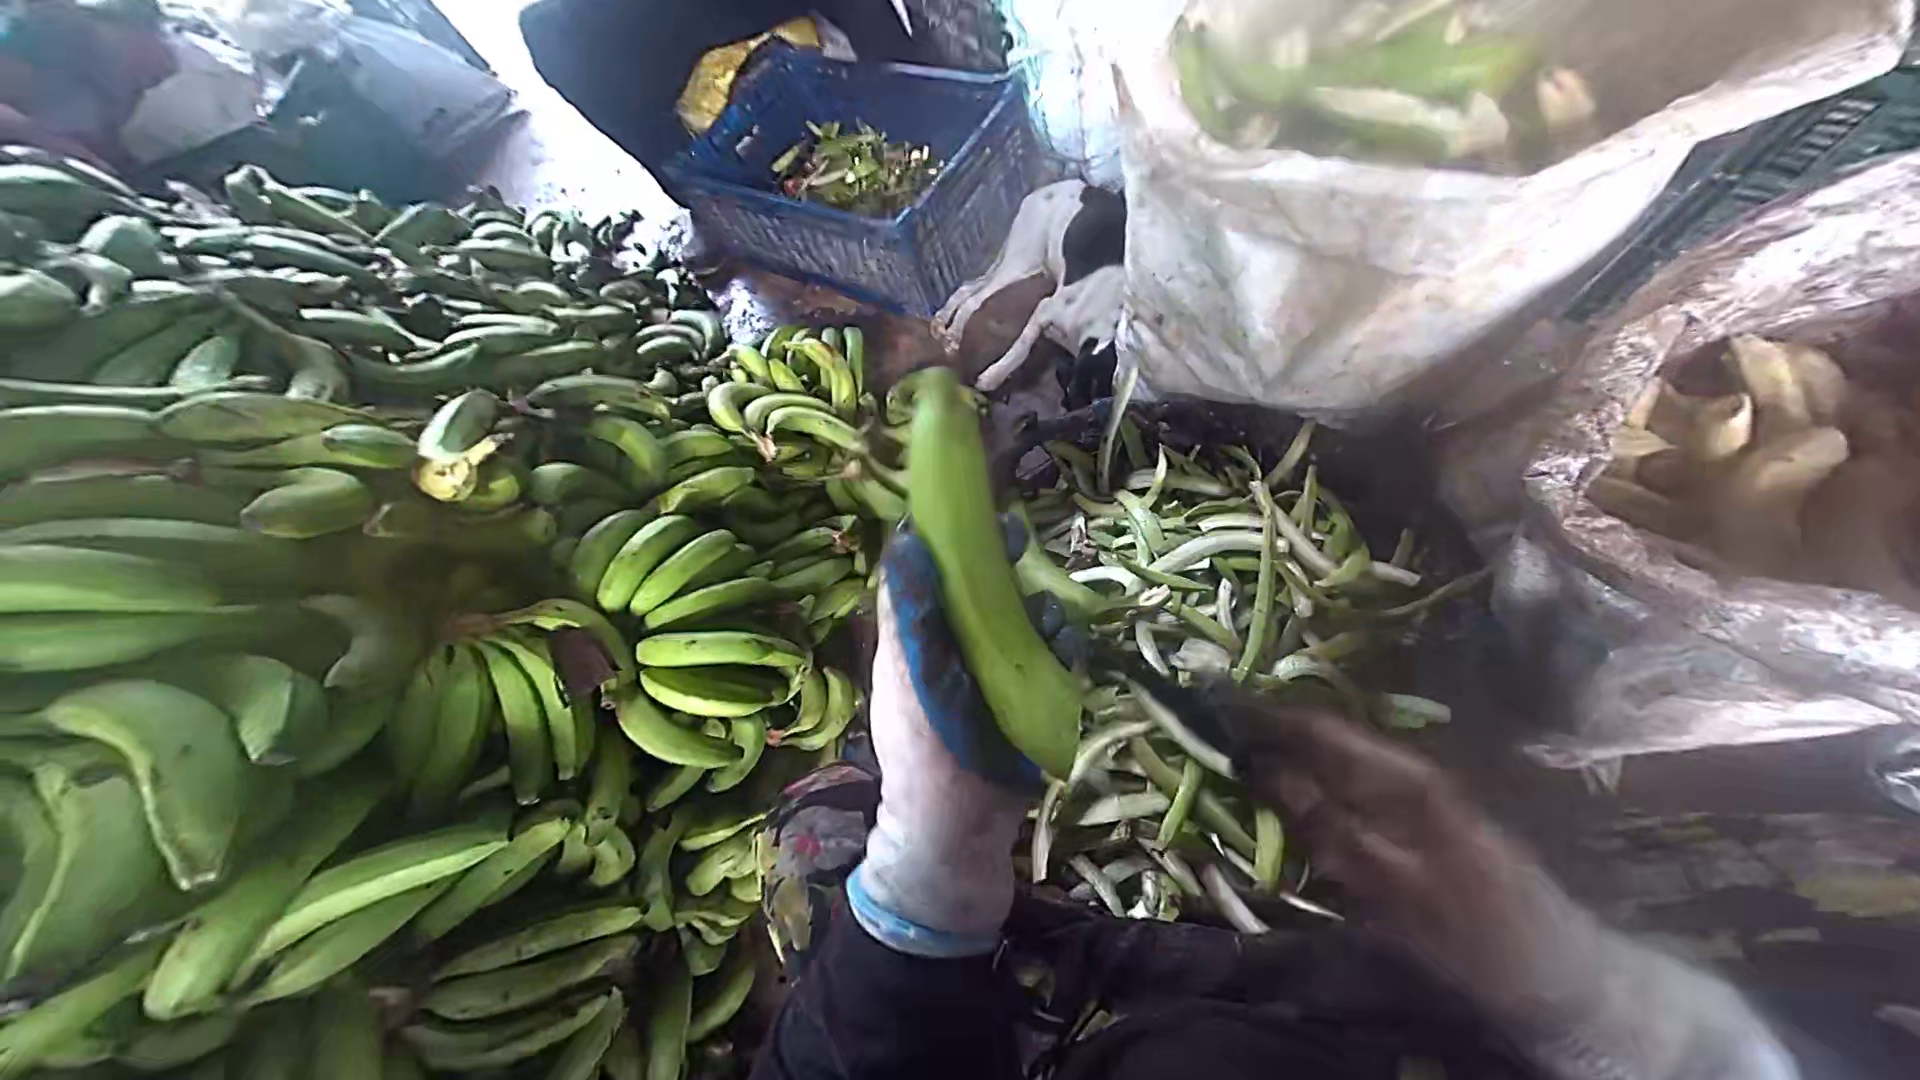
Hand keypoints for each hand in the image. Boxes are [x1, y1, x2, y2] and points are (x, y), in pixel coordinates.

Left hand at [852, 517, 1076, 956]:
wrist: (956, 826)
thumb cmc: (920, 747)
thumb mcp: (907, 676)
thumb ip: (907, 613)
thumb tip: (904, 542)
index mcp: (922, 635)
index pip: (934, 572)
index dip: (949, 538)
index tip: (966, 510)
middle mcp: (960, 642)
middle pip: (983, 586)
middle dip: (1000, 560)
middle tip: (1015, 536)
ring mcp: (997, 666)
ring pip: (1022, 614)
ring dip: (1037, 601)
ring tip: (1046, 607)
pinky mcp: (1030, 690)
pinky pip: (1052, 653)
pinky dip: (1061, 640)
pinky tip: (1064, 639)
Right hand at [1217, 695, 1600, 1020]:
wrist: (1563, 972)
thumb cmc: (1478, 933)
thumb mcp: (1393, 888)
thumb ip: (1325, 826)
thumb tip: (1260, 770)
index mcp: (1402, 778)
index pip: (1317, 728)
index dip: (1263, 713)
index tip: (1212, 702)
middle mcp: (1401, 767)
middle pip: (1318, 733)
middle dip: (1262, 724)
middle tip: (1207, 720)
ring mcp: (1406, 786)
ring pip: (1327, 753)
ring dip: (1278, 745)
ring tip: (1229, 740)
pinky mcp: (1406, 808)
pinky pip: (1339, 778)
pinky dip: (1301, 771)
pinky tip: (1276, 777)